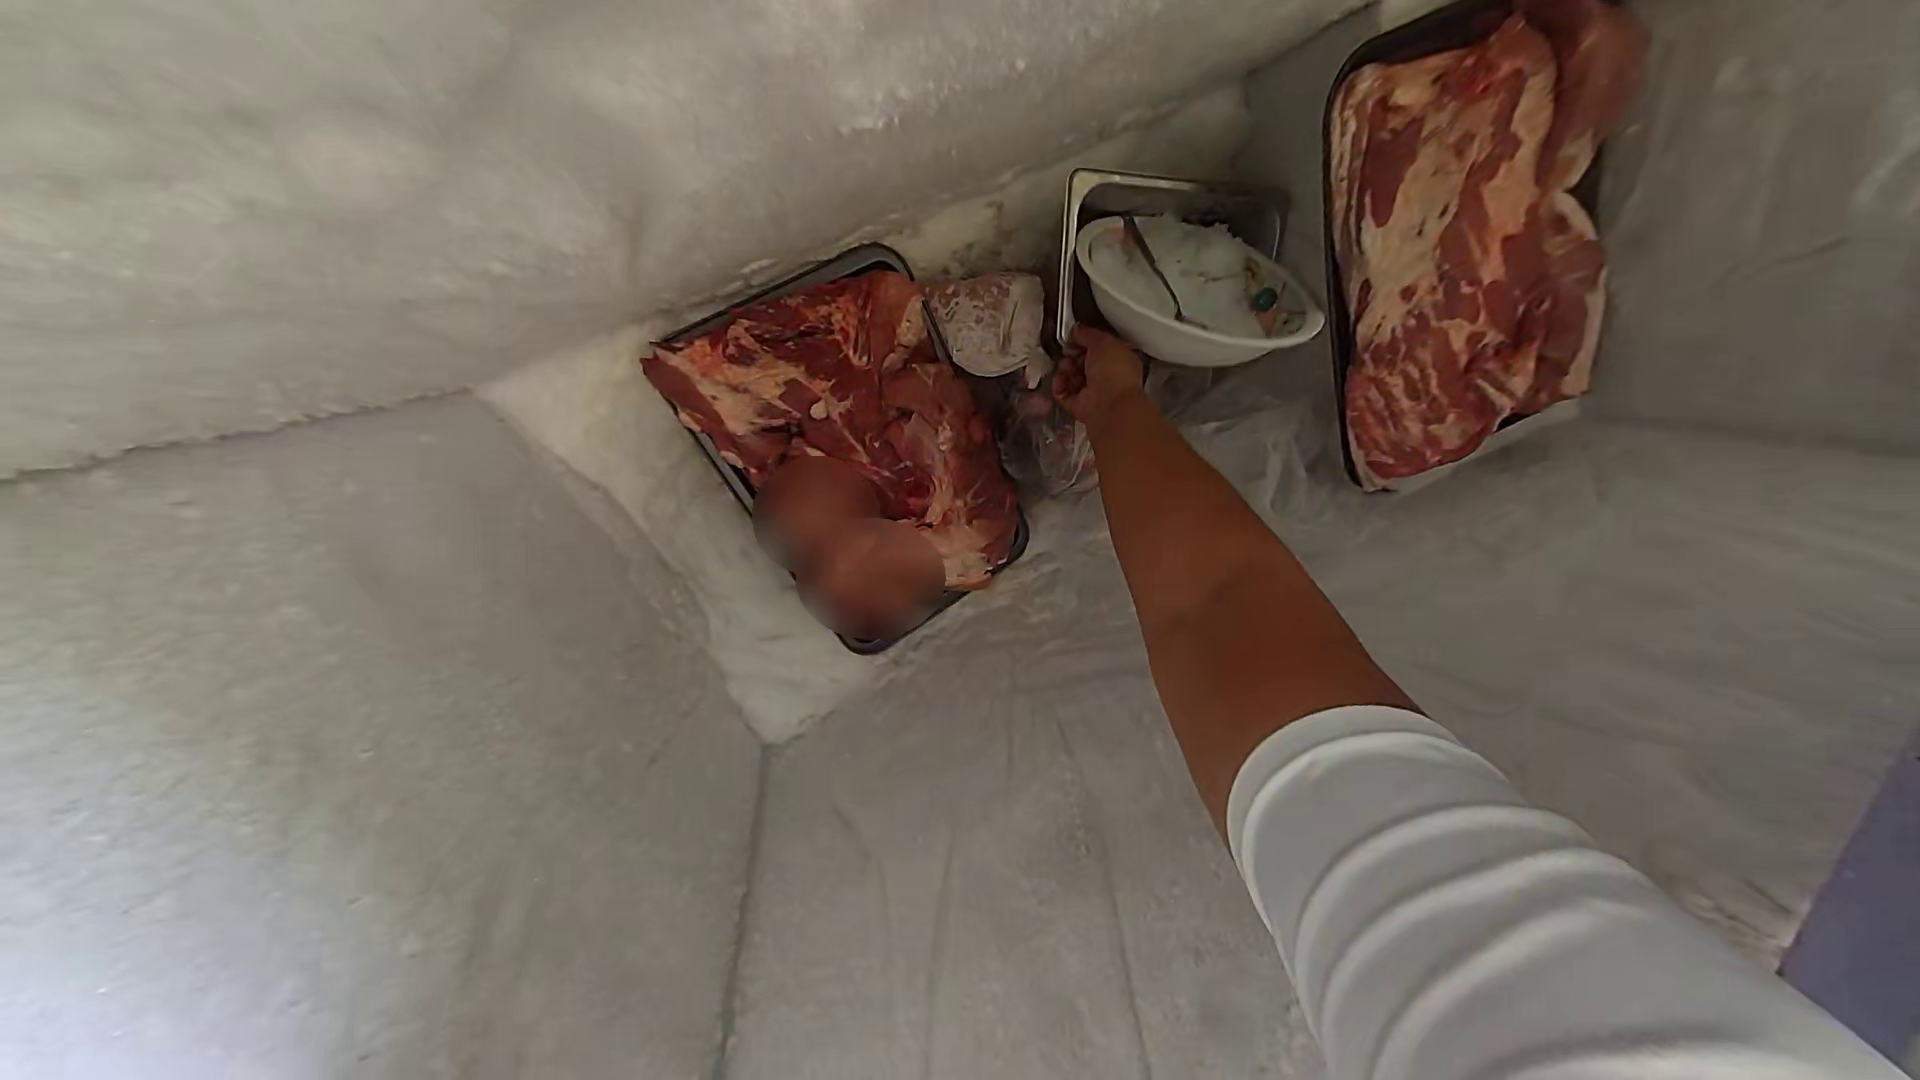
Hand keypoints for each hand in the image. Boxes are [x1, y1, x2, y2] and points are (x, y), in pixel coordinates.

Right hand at [1054, 326, 1147, 426]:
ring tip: (1065, 369)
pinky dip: (1059, 387)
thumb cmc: (1114, 371)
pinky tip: (1059, 382)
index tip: (1073, 339)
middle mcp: (1106, 376)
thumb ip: (1088, 334)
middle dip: (1071, 356)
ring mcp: (1092, 392)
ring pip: (1071, 377)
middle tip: (1068, 355)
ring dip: (1064, 371)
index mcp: (1117, 359)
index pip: (1097, 348)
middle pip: (1080, 362)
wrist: (1109, 403)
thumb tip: (1077, 329)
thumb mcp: (1103, 342)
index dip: (1083, 342)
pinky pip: (1063, 393)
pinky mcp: (1079, 406)